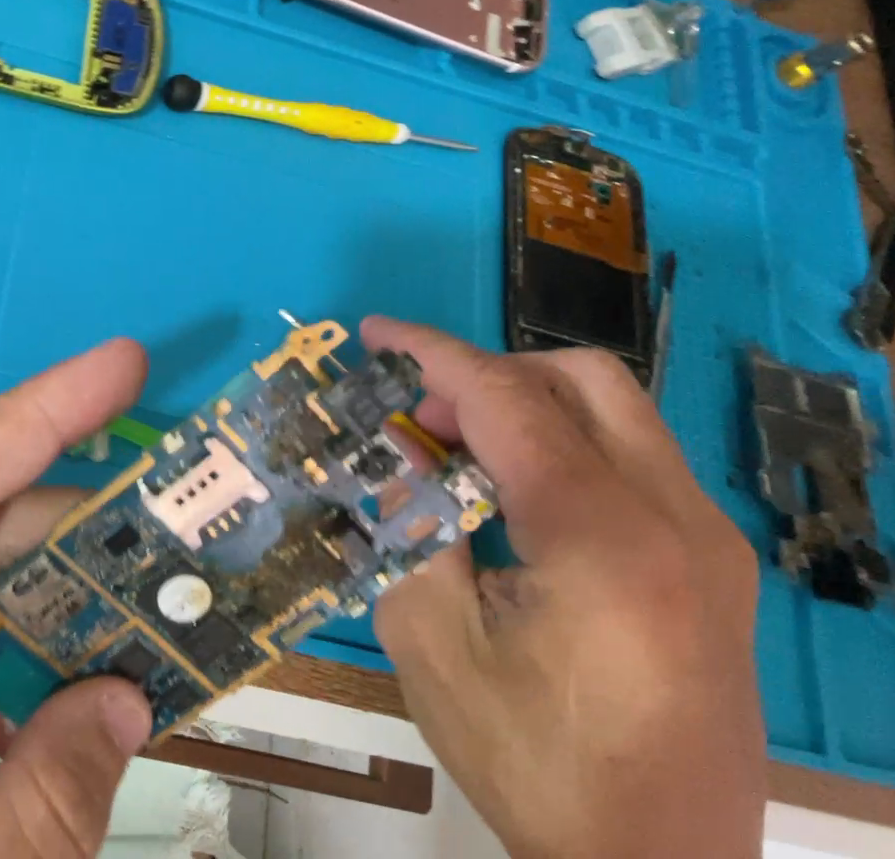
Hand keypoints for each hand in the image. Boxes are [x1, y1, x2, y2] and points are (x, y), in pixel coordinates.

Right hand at [364, 317, 765, 858]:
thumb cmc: (525, 754)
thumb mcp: (430, 636)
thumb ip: (411, 525)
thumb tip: (401, 454)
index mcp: (602, 536)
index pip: (508, 400)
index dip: (432, 354)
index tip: (375, 333)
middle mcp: (677, 519)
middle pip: (584, 381)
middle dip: (487, 372)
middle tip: (419, 416)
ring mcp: (710, 543)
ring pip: (617, 415)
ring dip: (525, 408)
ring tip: (455, 454)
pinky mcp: (714, 568)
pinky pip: (632, 463)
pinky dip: (560, 447)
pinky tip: (509, 499)